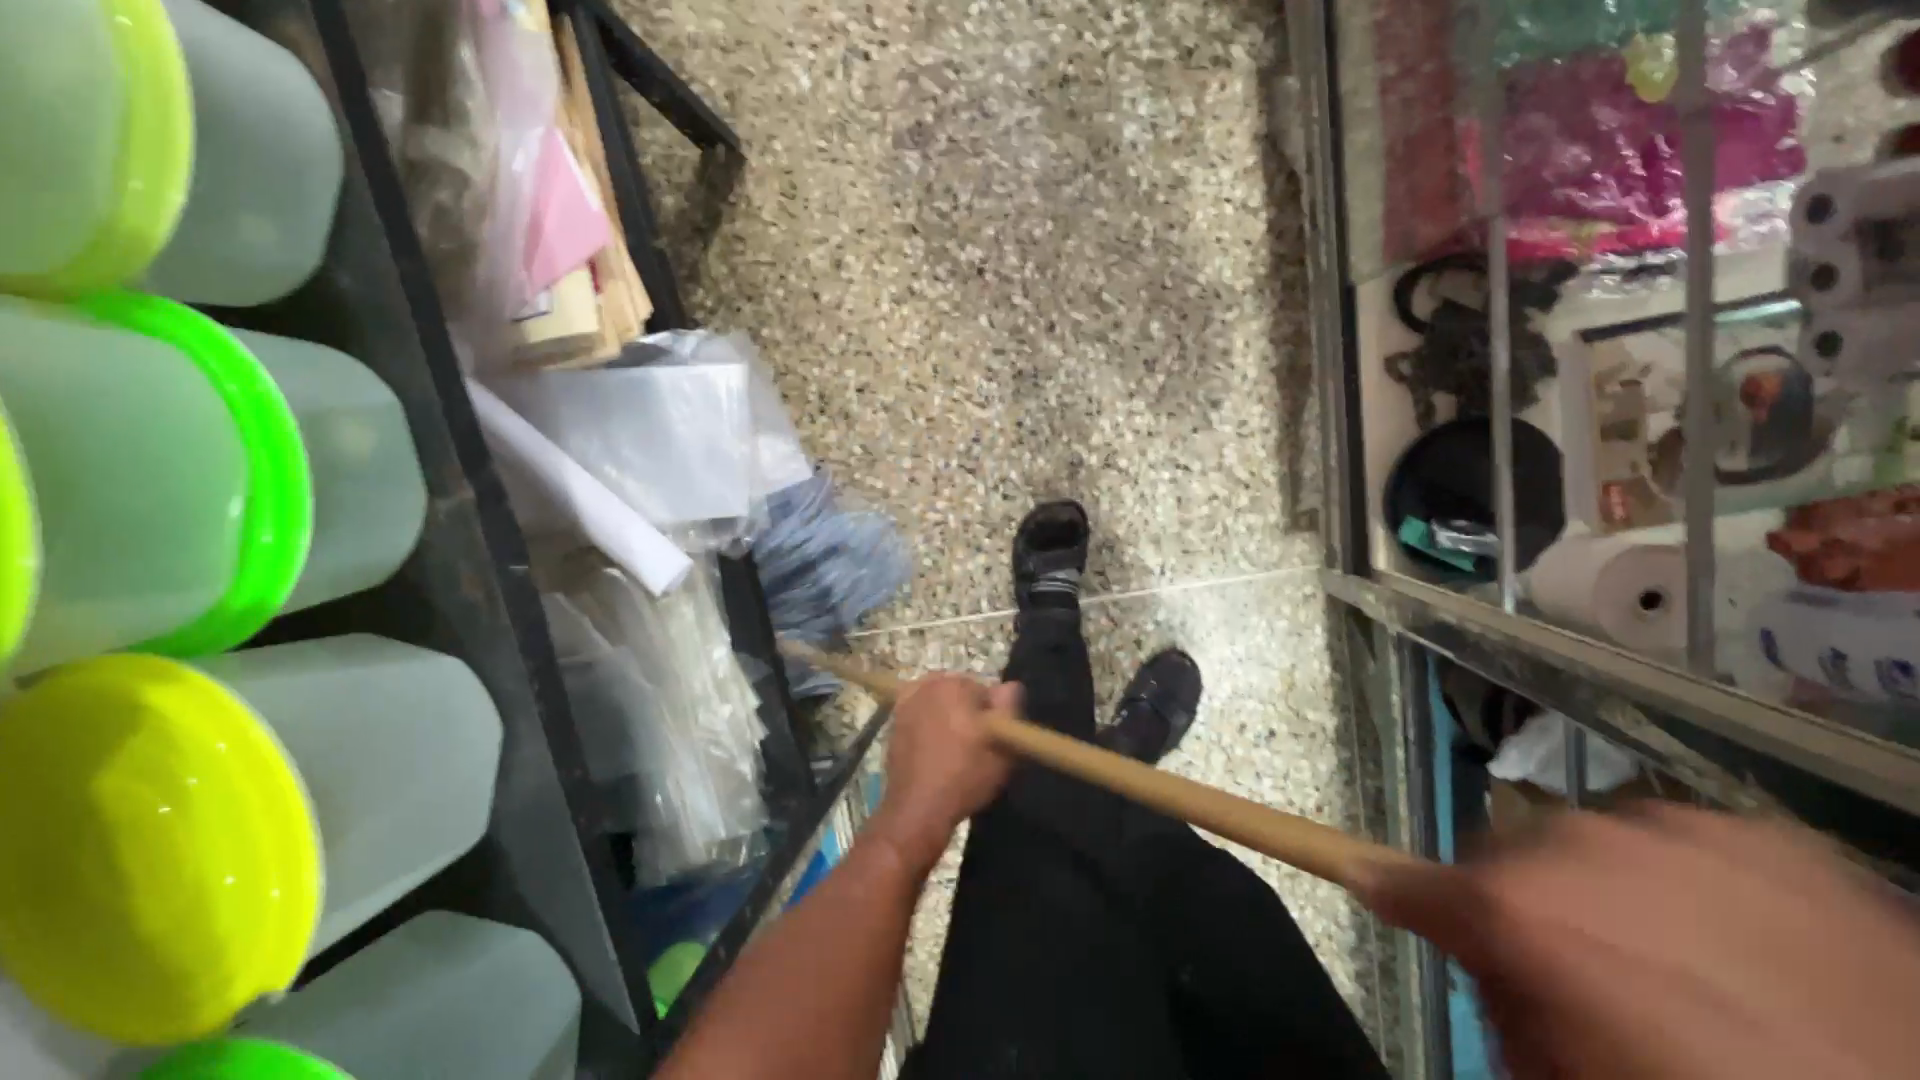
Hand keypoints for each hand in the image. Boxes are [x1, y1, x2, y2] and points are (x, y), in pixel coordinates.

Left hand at [872, 674, 1017, 870]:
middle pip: (959, 692)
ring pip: (937, 702)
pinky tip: (932, 746)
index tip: (993, 740)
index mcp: (955, 685)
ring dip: (946, 716)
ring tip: (951, 748)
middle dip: (967, 711)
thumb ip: (1009, 709)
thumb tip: (1010, 685)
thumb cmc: (965, 776)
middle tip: (974, 745)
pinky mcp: (893, 723)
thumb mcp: (1003, 747)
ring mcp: (906, 703)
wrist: (918, 807)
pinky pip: (918, 714)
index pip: (985, 691)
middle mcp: (927, 686)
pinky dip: (926, 723)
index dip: (993, 716)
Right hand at [1359, 806, 1919, 1079]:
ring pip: (1596, 845)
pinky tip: (1740, 950)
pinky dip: (1684, 885)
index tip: (1373, 887)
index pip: (1411, 881)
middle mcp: (1580, 844)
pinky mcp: (1767, 835)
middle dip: (1523, 906)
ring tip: (1676, 968)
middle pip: (1509, 857)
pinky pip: (1683, 846)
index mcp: (1522, 909)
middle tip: (1576, 980)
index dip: (1390, 890)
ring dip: (1606, 891)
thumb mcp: (1561, 1072)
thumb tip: (1480, 956)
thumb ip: (1500, 1001)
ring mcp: (1677, 830)